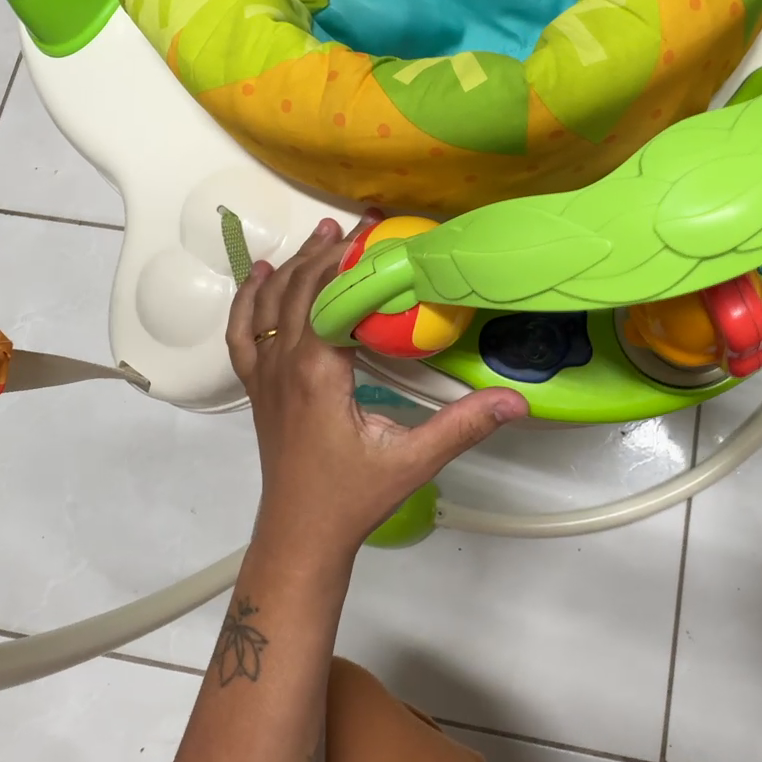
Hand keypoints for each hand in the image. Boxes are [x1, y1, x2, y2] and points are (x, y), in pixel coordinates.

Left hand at [226, 215, 528, 561]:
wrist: (299, 535)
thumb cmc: (352, 497)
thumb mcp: (413, 460)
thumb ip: (464, 426)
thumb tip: (518, 400)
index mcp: (318, 372)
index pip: (333, 296)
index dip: (356, 261)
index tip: (384, 235)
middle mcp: (284, 363)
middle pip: (301, 289)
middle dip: (330, 253)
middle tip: (365, 225)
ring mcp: (264, 375)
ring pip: (270, 303)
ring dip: (295, 265)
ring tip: (322, 233)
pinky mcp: (258, 387)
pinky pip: (243, 331)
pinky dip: (250, 298)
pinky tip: (264, 276)